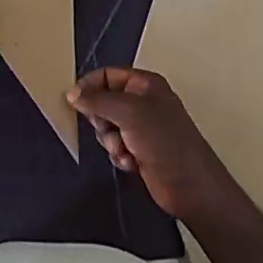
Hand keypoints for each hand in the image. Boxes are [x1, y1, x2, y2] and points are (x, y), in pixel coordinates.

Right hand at [68, 66, 238, 220]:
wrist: (191, 187)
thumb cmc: (164, 141)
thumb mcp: (128, 113)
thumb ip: (97, 100)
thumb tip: (71, 92)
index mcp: (145, 84)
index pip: (107, 75)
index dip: (89, 85)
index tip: (73, 100)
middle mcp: (142, 102)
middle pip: (103, 101)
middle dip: (101, 119)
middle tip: (107, 127)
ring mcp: (141, 127)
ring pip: (106, 126)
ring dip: (110, 140)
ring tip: (124, 149)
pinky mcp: (140, 149)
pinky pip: (114, 145)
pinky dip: (118, 153)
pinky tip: (131, 162)